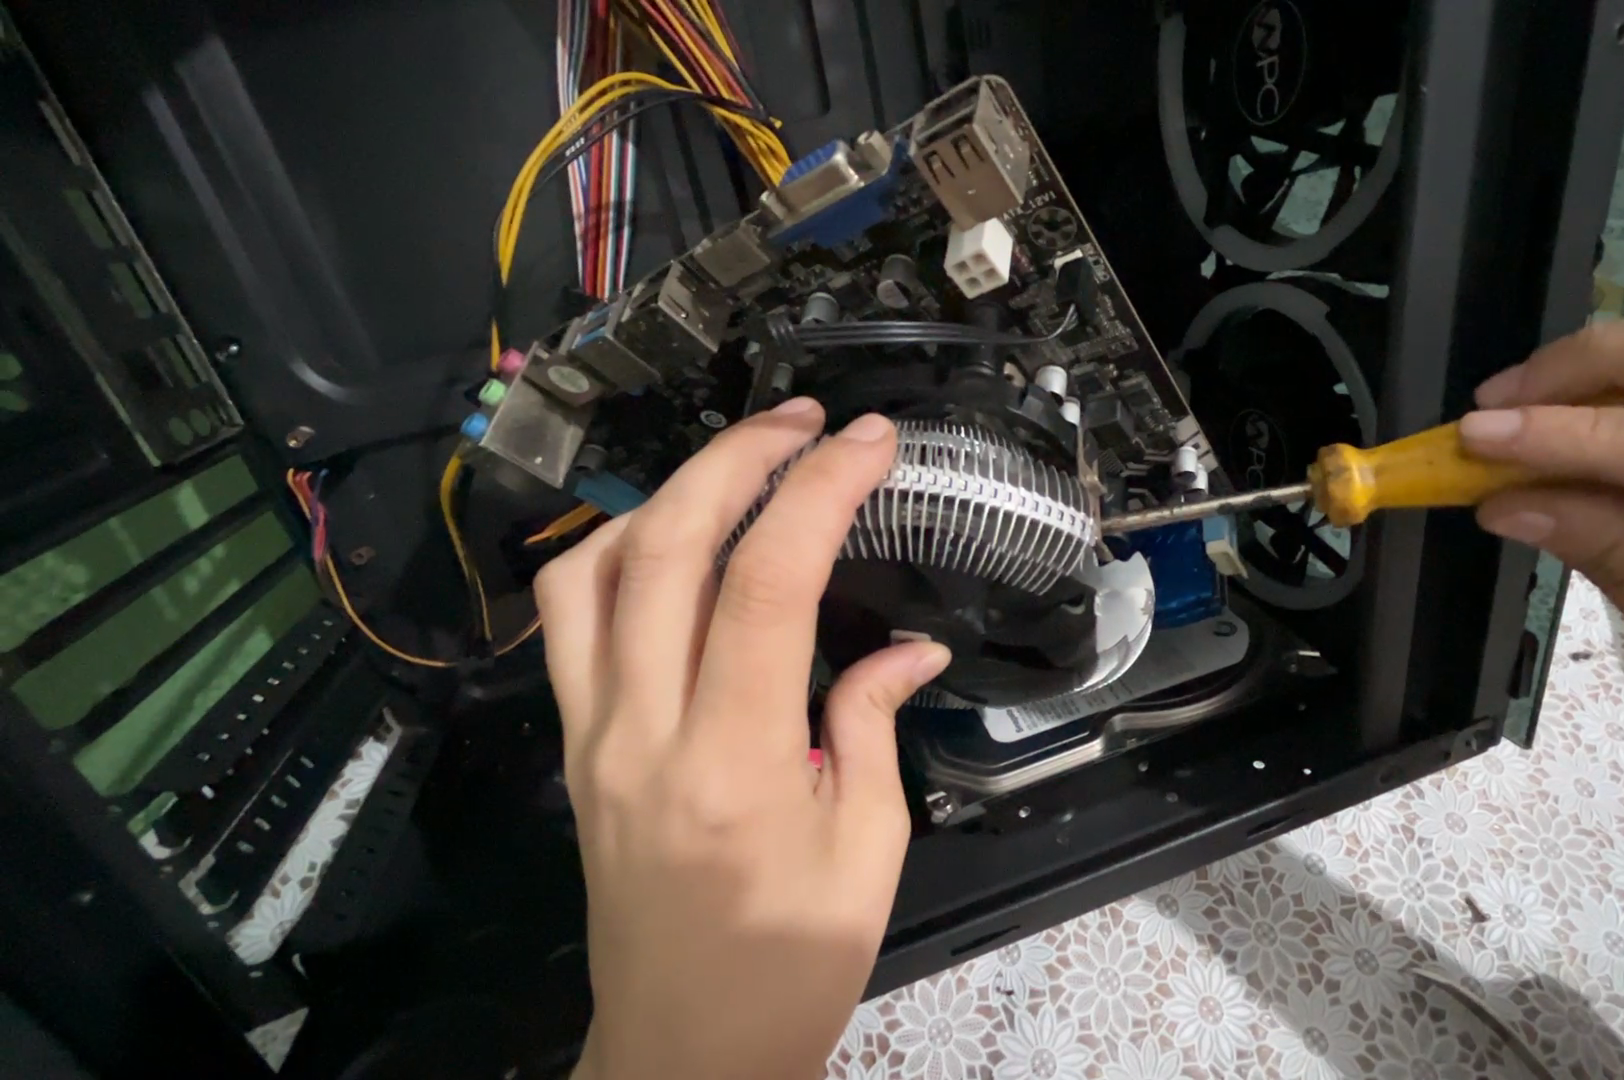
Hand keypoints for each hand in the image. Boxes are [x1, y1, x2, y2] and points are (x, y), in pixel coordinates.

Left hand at [534, 401, 949, 1079]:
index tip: (870, 442)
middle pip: (668, 548)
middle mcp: (645, 733)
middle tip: (807, 420)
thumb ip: (876, 724)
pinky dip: (615, 547)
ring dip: (672, 490)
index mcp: (737, 763)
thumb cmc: (792, 962)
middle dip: (741, 458)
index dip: (822, 491)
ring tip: (743, 457)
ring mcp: (592, 734)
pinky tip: (669, 531)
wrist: (681, 1049)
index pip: (769, 584)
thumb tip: (909, 646)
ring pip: (597, 567)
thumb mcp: (869, 848)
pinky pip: (568, 617)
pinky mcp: (575, 744)